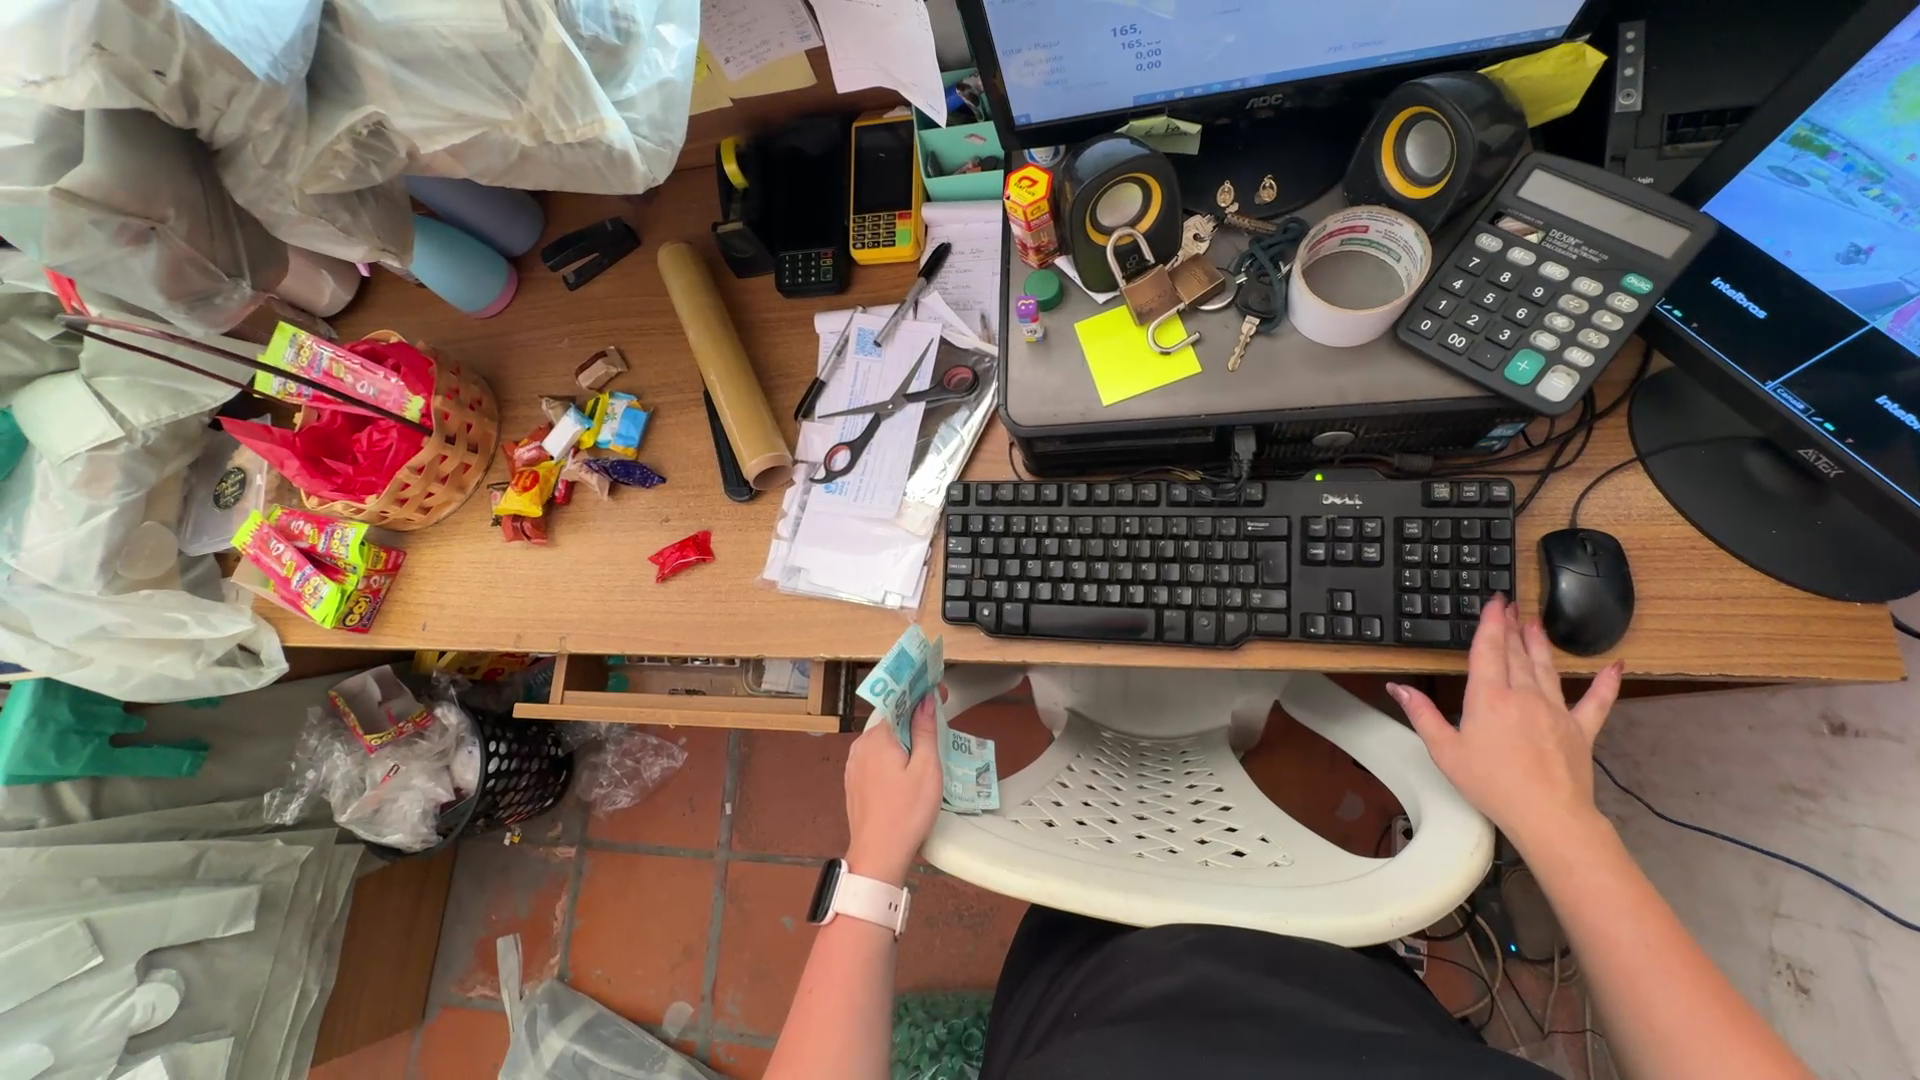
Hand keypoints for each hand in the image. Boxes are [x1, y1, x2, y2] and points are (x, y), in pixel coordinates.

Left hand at [843, 692, 942, 886]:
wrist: (878, 855)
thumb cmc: (907, 812)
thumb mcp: (927, 769)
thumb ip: (925, 731)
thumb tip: (926, 700)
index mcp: (877, 737)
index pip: (898, 701)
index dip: (919, 694)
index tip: (940, 693)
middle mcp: (860, 745)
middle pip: (890, 720)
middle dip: (914, 718)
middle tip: (940, 722)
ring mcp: (854, 764)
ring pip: (883, 740)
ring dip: (904, 738)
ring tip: (927, 748)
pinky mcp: (854, 781)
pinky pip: (875, 757)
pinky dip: (892, 755)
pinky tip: (908, 770)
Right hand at [1387, 594, 1623, 852]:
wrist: (1548, 815)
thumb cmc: (1490, 783)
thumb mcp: (1444, 750)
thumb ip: (1422, 714)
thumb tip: (1398, 688)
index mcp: (1489, 698)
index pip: (1488, 651)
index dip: (1490, 624)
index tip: (1494, 602)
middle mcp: (1524, 695)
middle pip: (1516, 654)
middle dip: (1511, 627)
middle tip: (1511, 605)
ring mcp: (1557, 710)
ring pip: (1547, 669)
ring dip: (1540, 644)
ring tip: (1536, 623)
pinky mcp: (1581, 729)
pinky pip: (1597, 701)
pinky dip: (1606, 683)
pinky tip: (1615, 666)